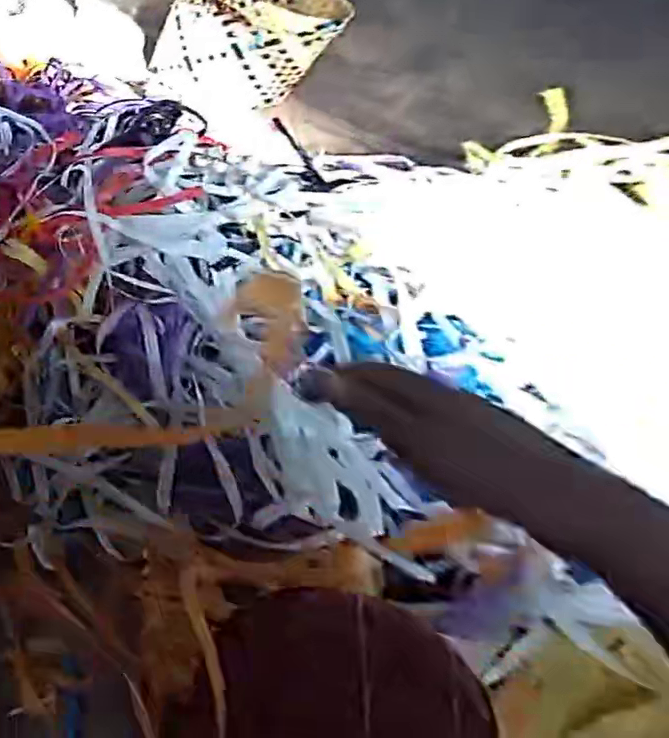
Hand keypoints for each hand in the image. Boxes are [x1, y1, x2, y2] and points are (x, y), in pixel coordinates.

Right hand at [324, 363, 668, 644]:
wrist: (573, 506)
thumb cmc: (479, 468)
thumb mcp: (409, 436)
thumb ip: (360, 404)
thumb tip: (308, 372)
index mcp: (422, 389)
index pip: (364, 369)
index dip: (331, 375)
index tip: (302, 392)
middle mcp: (446, 396)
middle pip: (389, 385)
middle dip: (355, 394)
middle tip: (328, 416)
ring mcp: (473, 419)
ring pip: (414, 407)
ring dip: (385, 415)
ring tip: (369, 440)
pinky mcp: (492, 443)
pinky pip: (438, 427)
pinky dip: (414, 435)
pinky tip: (420, 461)